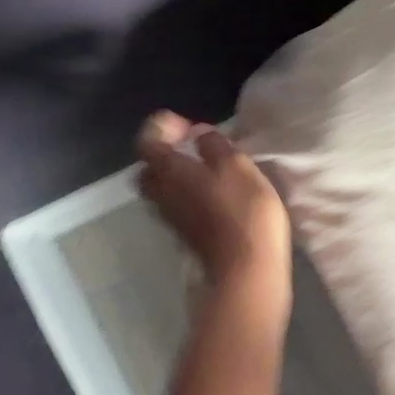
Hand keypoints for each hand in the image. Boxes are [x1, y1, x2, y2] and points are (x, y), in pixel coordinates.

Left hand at [136, 111, 290, 300]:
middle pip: (149, 169)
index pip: (148, 140)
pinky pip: (179, 207)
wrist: (246, 268)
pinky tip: (215, 197)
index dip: (164, 127)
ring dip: (178, 178)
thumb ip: (214, 144)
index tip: (189, 127)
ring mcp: (172, 218)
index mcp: (167, 170)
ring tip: (207, 173)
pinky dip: (190, 196)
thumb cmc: (243, 210)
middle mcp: (161, 193)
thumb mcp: (236, 165)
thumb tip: (199, 136)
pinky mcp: (187, 236)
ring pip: (163, 190)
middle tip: (190, 151)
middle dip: (165, 155)